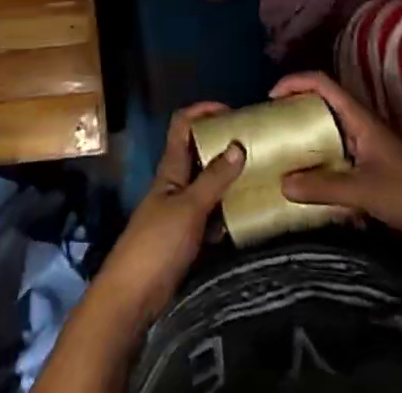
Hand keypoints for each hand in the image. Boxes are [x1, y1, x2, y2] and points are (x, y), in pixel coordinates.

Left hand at [95, 102, 247, 322]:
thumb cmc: (158, 242)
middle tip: (259, 145)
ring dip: (230, 177)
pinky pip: (213, 213)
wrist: (136, 291)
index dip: (202, 111)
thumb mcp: (189, 208)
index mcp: (170, 168)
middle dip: (224, 144)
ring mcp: (182, 208)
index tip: (233, 110)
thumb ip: (212, 179)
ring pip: (209, 183)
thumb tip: (237, 144)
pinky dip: (230, 210)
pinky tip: (253, 214)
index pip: (182, 125)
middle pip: (198, 152)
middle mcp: (175, 182)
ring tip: (265, 175)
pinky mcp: (189, 233)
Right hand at [272, 72, 401, 279]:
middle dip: (291, 112)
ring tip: (278, 156)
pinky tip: (305, 187)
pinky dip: (316, 166)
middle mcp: (361, 128)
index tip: (268, 99)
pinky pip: (334, 160)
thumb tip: (280, 182)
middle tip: (267, 129)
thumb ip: (321, 187)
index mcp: (360, 119)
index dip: (293, 82)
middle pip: (320, 106)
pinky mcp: (371, 173)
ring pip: (326, 134)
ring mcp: (367, 150)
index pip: (322, 83)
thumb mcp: (365, 192)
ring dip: (303, 141)